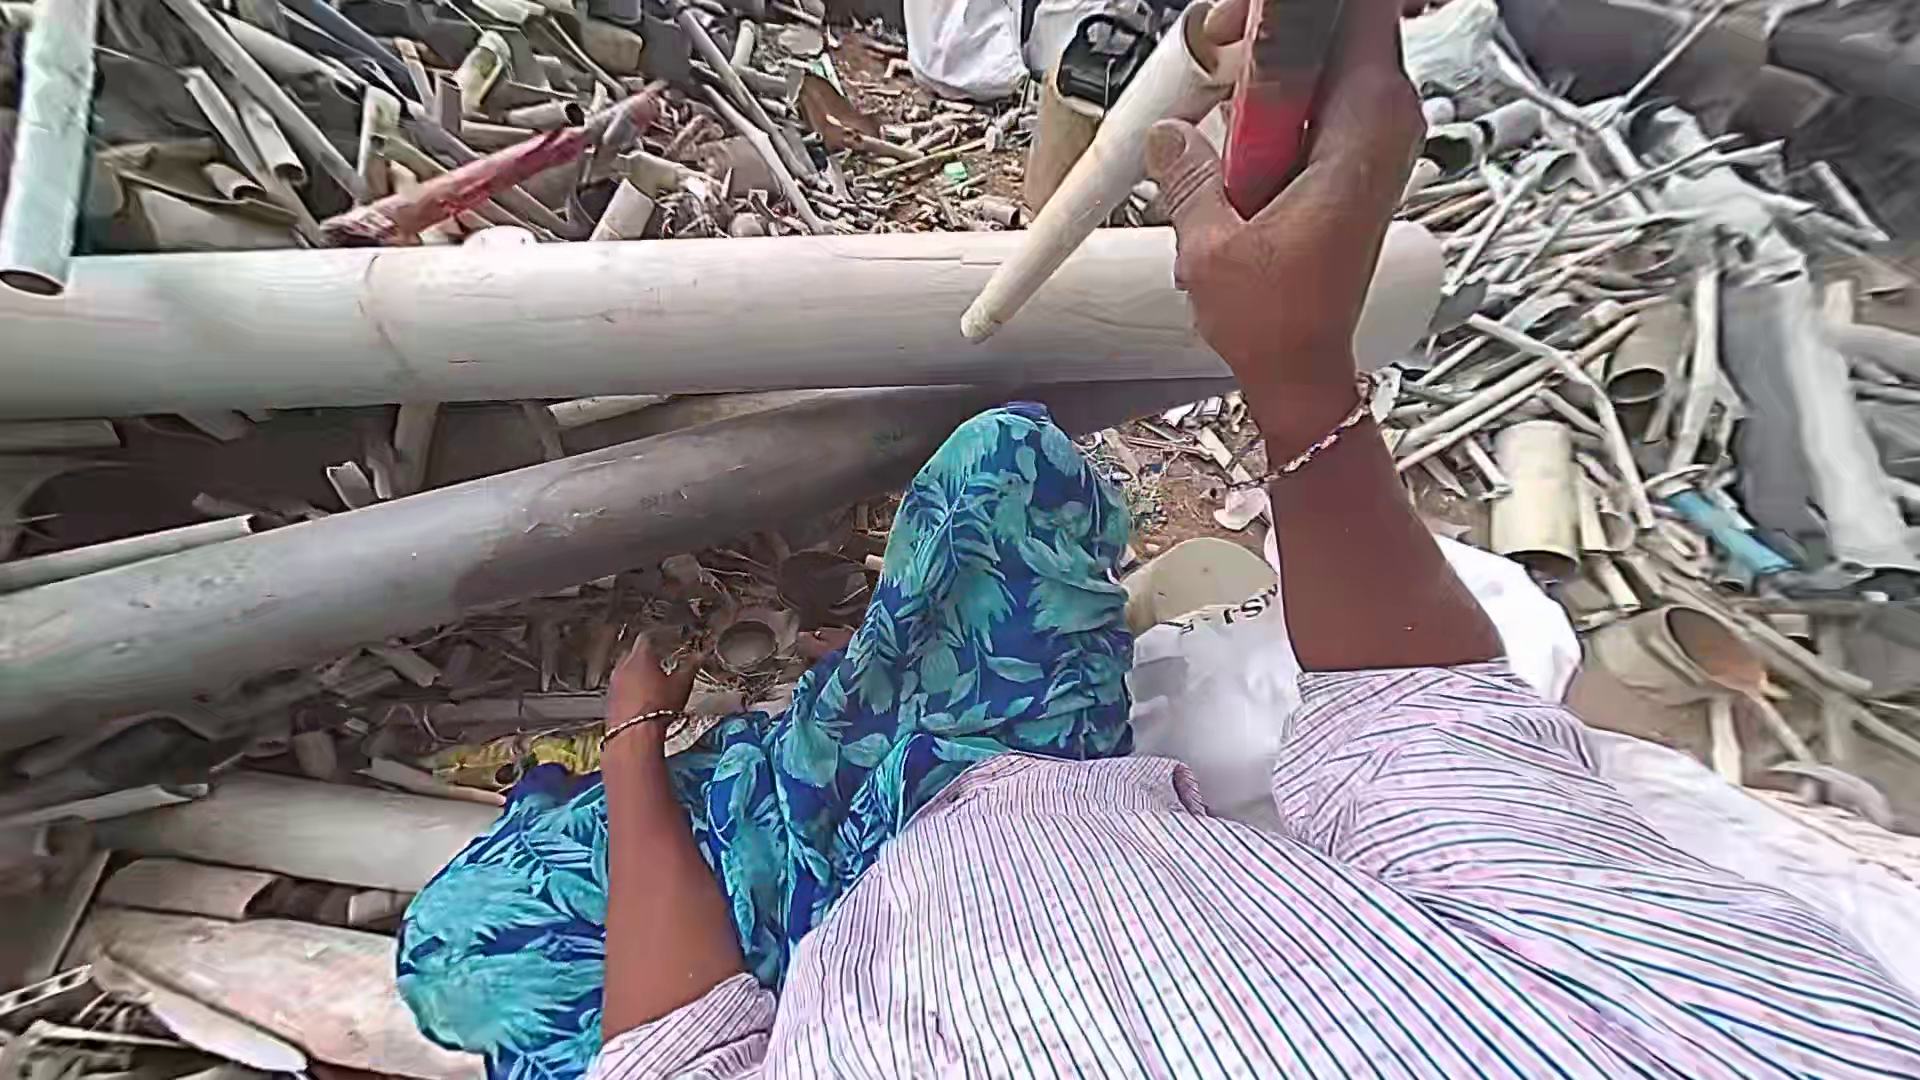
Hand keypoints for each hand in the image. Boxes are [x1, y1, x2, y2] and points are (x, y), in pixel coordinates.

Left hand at [606, 631, 701, 738]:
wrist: (634, 735)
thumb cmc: (659, 706)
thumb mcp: (682, 684)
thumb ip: (690, 666)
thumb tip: (700, 656)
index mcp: (641, 657)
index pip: (647, 638)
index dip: (658, 636)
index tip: (666, 638)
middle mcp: (623, 666)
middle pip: (632, 651)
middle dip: (645, 652)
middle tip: (659, 657)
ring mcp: (614, 683)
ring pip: (624, 668)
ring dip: (635, 669)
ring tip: (650, 676)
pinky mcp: (609, 699)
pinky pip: (620, 684)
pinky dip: (629, 684)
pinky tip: (640, 693)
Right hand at [1145, 0, 1420, 441]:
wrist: (1298, 367)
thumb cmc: (1276, 322)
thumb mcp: (1211, 247)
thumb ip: (1188, 177)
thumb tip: (1167, 135)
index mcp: (1365, 129)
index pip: (1349, 12)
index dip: (1283, 13)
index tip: (1234, 31)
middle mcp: (1383, 129)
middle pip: (1332, 35)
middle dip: (1265, 47)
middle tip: (1213, 80)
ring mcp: (1368, 151)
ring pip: (1318, 76)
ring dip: (1262, 92)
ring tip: (1218, 137)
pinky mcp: (1348, 175)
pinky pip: (1312, 118)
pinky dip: (1270, 125)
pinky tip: (1233, 164)